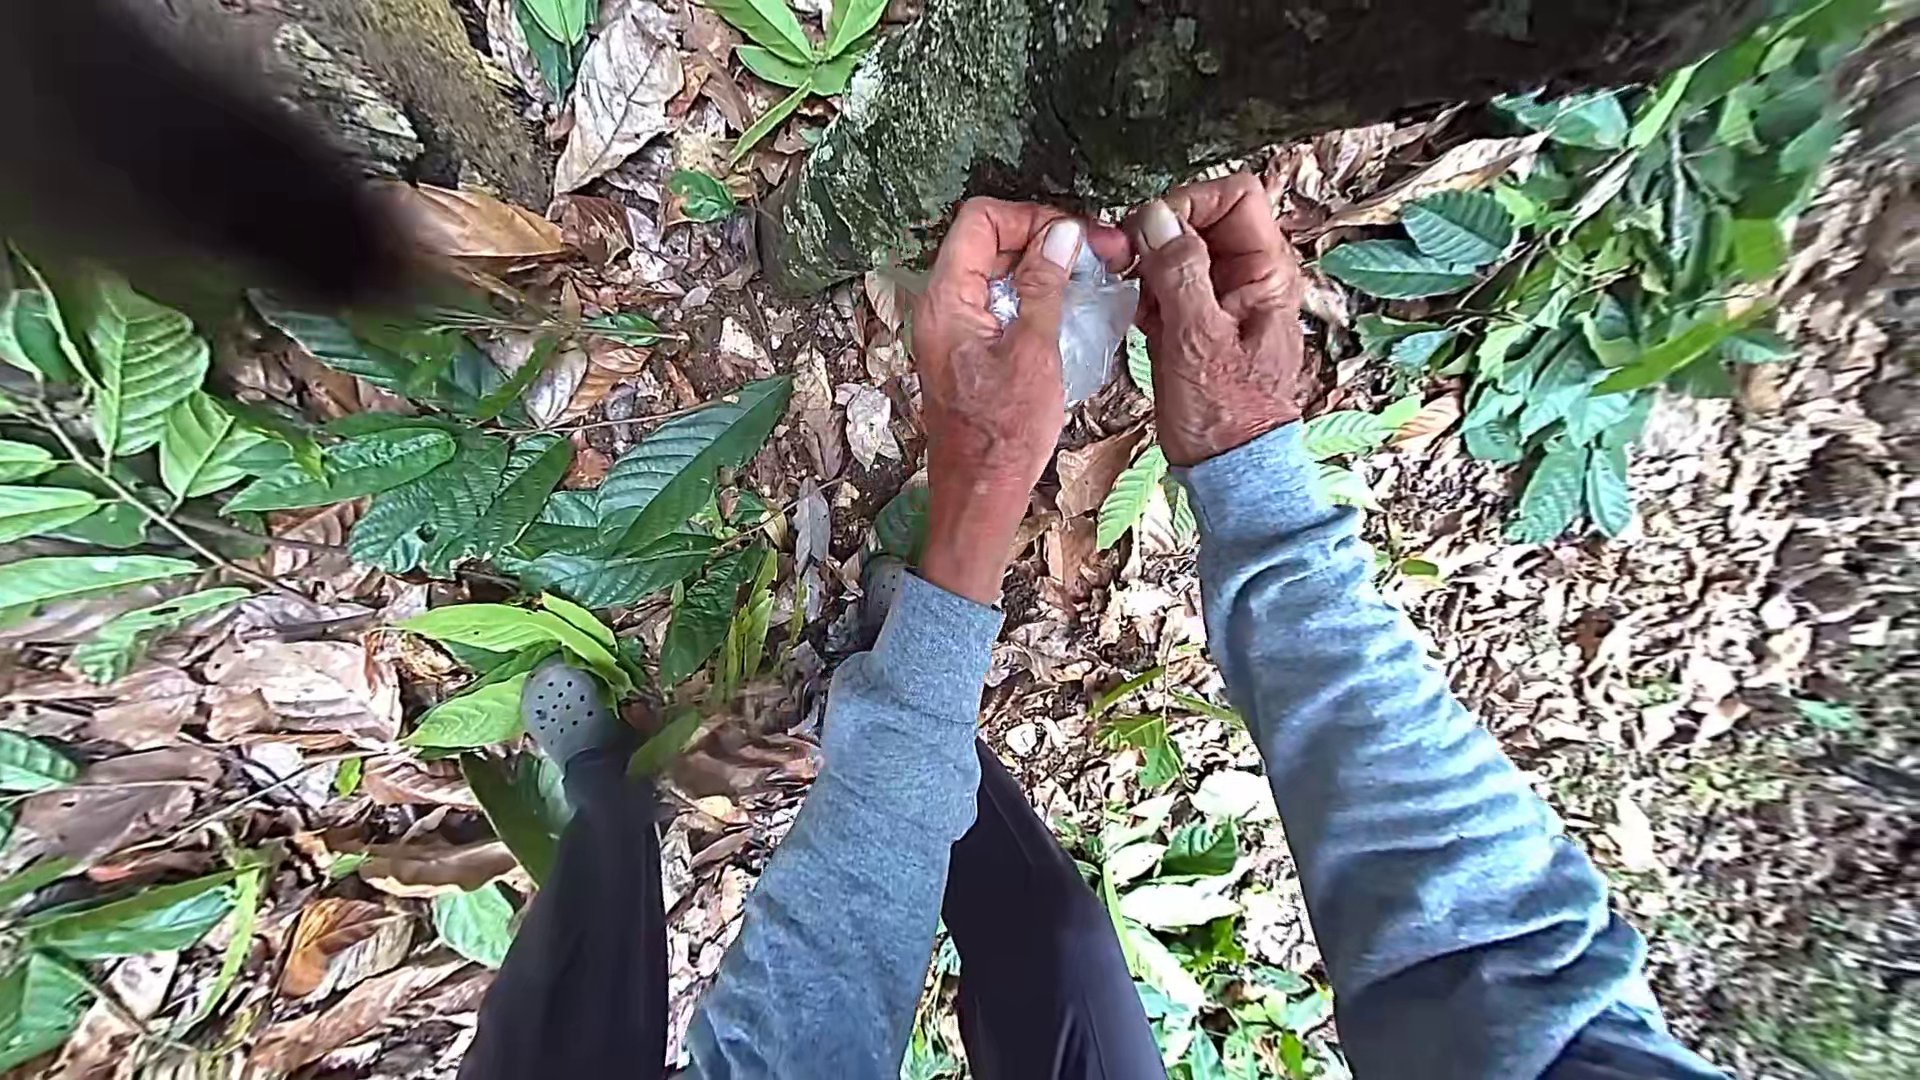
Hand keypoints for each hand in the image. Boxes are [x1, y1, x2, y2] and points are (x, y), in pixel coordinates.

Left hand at [909, 198, 1121, 604]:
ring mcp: (951, 333)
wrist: (981, 490)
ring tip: (1091, 278)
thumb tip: (1061, 234)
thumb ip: (1043, 285)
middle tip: (1099, 253)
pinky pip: (996, 308)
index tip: (1074, 235)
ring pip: (996, 276)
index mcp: (947, 302)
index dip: (1030, 218)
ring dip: (1041, 270)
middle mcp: (940, 310)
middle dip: (1044, 240)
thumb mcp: (1033, 351)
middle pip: (989, 245)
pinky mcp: (965, 353)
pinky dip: (1030, 299)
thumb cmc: (1004, 433)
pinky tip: (1066, 308)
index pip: (980, 221)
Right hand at [1123, 173, 1305, 465]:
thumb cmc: (1222, 412)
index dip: (1190, 203)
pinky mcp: (1196, 325)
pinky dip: (1148, 298)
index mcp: (1266, 272)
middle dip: (1161, 239)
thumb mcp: (1197, 340)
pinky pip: (1168, 291)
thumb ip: (1180, 274)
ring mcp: (1219, 302)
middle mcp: (1247, 279)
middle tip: (1131, 268)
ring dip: (1150, 271)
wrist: (1224, 464)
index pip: (1236, 196)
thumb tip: (1156, 217)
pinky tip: (1140, 321)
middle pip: (1202, 223)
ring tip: (1138, 305)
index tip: (1150, 232)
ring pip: (1179, 256)